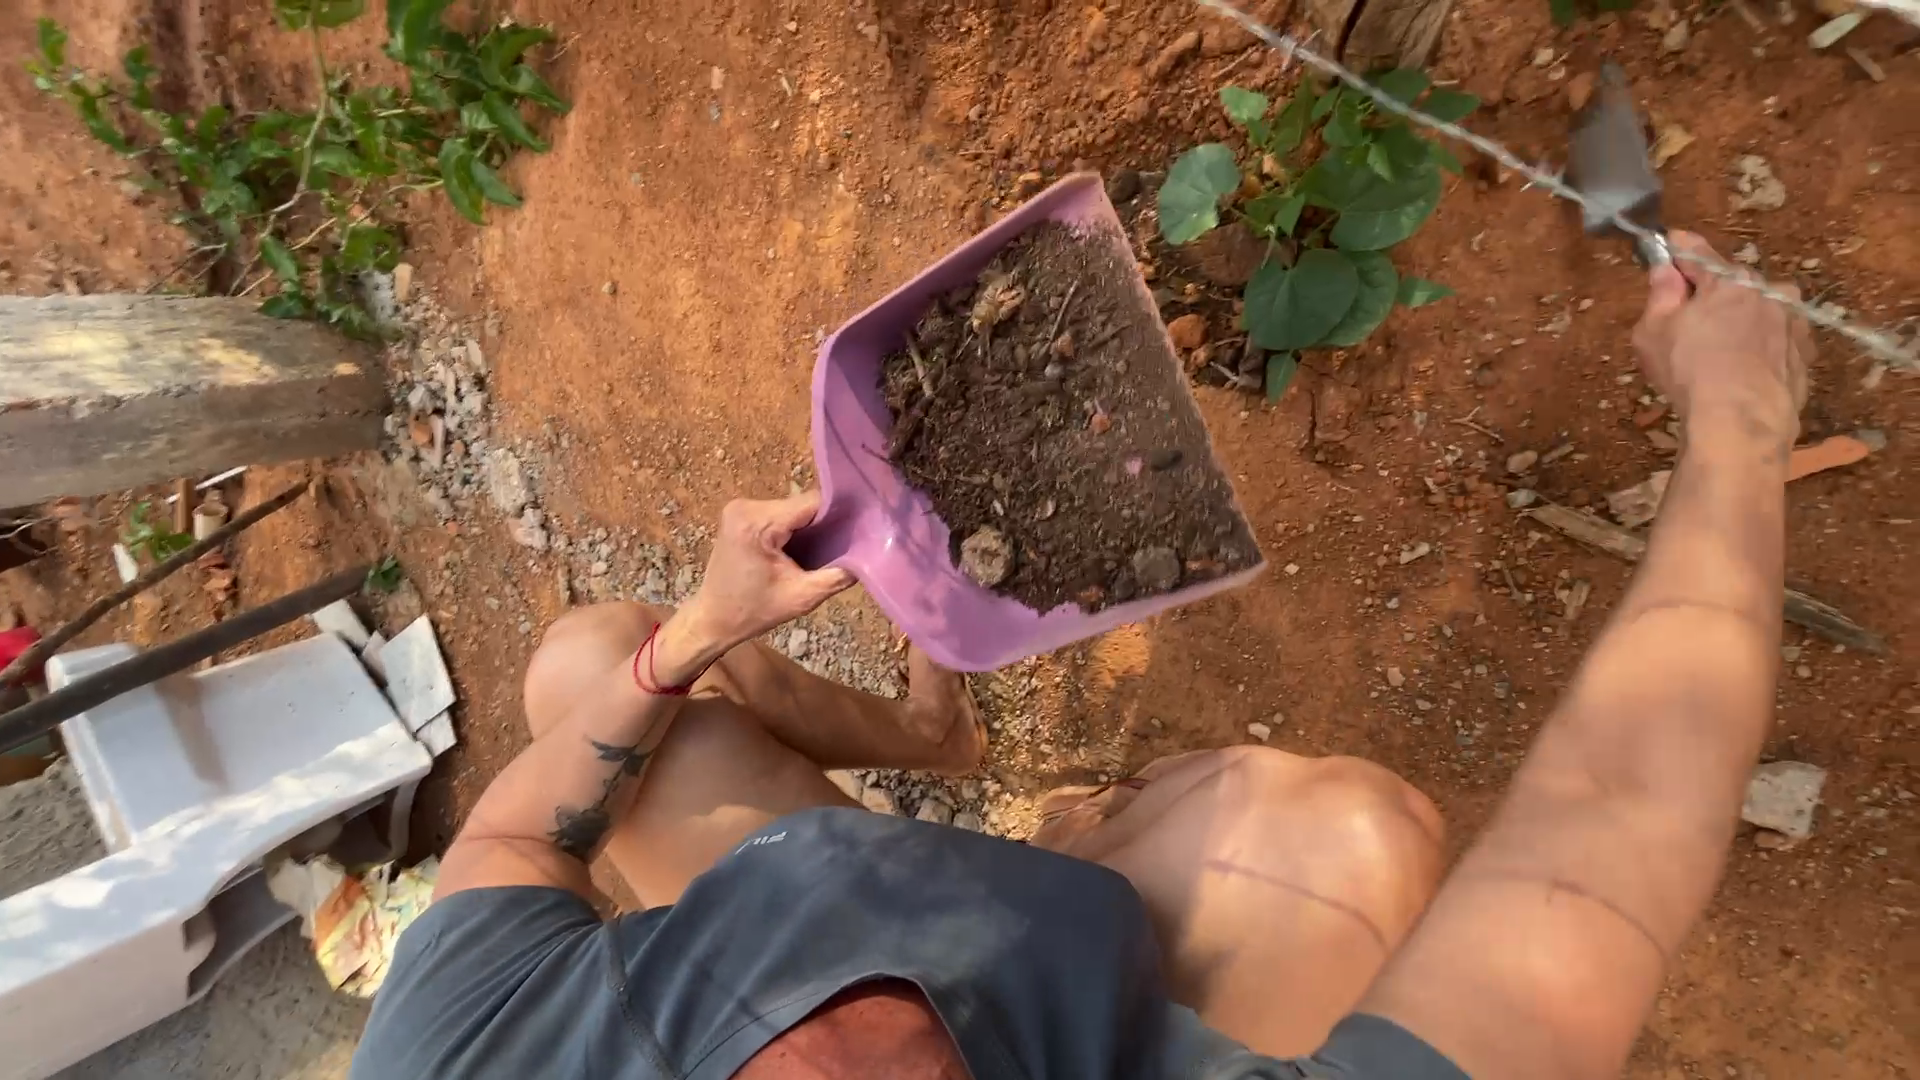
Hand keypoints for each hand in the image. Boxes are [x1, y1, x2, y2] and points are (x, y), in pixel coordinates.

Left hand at [654, 491, 853, 679]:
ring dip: (811, 526)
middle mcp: (747, 506)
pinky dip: (797, 528)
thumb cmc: (755, 612)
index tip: (862, 528)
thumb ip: (838, 575)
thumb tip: (871, 556)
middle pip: (803, 504)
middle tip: (846, 544)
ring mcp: (742, 507)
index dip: (840, 514)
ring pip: (794, 508)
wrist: (713, 619)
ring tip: (828, 547)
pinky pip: (782, 513)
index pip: (812, 503)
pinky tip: (807, 547)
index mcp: (758, 522)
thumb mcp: (803, 597)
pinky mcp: (742, 514)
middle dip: (825, 523)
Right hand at [1632, 231, 1811, 452]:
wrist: (1740, 411)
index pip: (1699, 254)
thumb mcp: (1652, 331)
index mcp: (1729, 282)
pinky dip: (1749, 344)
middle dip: (1704, 296)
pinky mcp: (1802, 347)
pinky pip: (1768, 336)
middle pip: (1728, 285)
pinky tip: (1731, 367)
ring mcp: (1791, 319)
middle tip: (1677, 322)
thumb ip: (1660, 296)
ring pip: (1751, 311)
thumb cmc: (1687, 366)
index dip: (1678, 247)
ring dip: (1730, 320)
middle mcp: (1768, 291)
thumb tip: (1664, 270)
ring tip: (1707, 353)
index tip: (1667, 239)